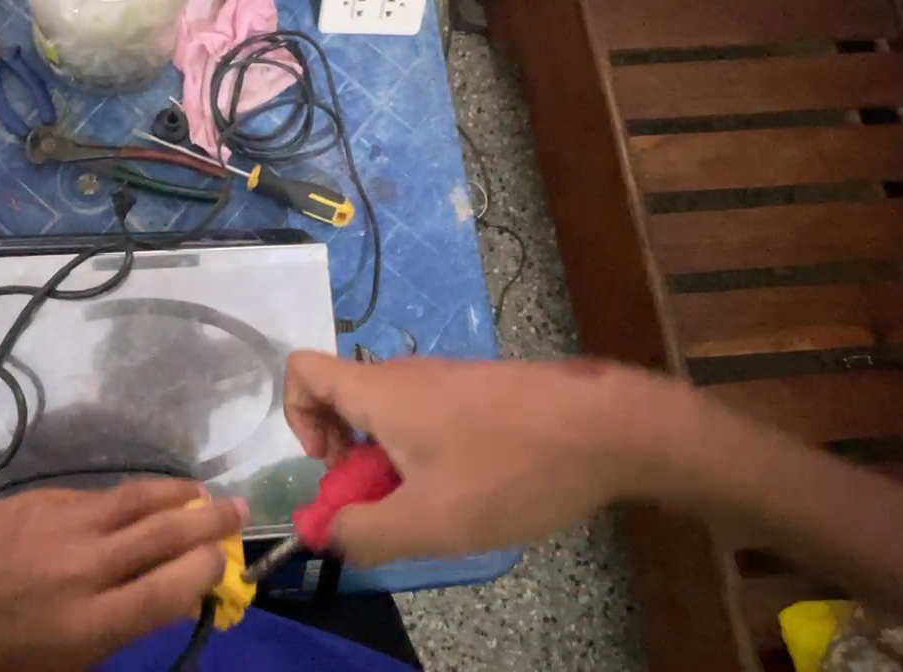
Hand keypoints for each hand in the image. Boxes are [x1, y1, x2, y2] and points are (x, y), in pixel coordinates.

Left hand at [0, 479, 246, 669]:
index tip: (221, 561)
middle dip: (210, 521)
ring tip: (202, 492)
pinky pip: (103, 495)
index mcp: (94, 623)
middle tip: (238, 509)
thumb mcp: (63, 663)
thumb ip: (118, 628)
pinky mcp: (48, 496)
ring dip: (178, 494)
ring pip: (139, 499)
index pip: (171, 586)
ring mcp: (68, 523)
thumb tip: (163, 595)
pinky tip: (142, 499)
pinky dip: (131, 497)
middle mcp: (89, 567)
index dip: (206, 569)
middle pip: (165, 534)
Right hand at [282, 352, 689, 565]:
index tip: (332, 466)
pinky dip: (425, 454)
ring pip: (387, 416)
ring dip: (390, 463)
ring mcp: (441, 378)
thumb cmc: (506, 468)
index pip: (302, 370)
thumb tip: (325, 533)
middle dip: (349, 459)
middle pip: (343, 401)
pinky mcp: (475, 390)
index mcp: (376, 391)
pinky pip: (424, 417)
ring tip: (439, 506)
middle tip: (387, 504)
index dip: (297, 416)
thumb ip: (365, 533)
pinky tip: (475, 489)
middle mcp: (400, 374)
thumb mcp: (430, 521)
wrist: (605, 426)